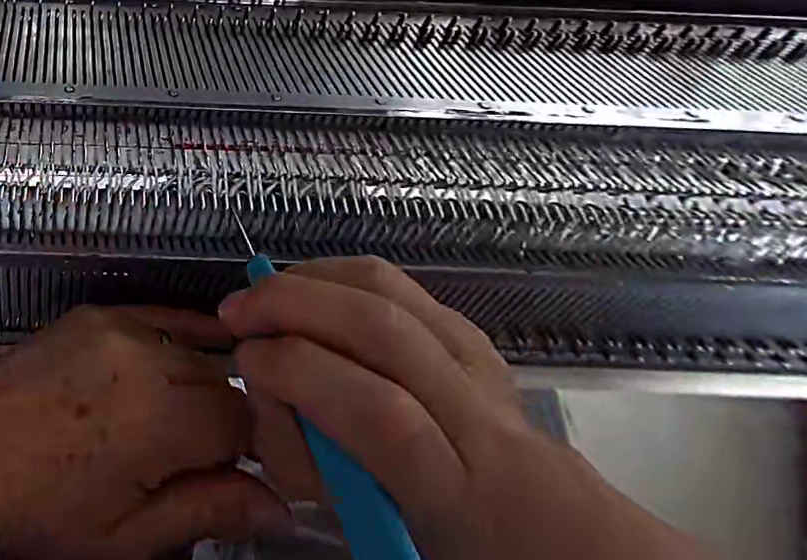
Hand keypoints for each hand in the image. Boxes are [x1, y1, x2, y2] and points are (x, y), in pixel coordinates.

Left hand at [0, 305, 286, 558]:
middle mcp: (146, 358)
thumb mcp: (127, 537)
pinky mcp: (96, 314)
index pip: (245, 424)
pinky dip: (188, 330)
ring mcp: (118, 328)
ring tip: (194, 417)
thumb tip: (277, 509)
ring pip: (195, 350)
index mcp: (161, 419)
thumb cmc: (31, 512)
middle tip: (221, 455)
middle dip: (229, 420)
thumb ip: (209, 511)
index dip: (255, 452)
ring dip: (204, 381)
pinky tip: (209, 337)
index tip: (254, 471)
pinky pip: (162, 314)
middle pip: (222, 382)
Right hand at [222, 257, 705, 559]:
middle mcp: (480, 414)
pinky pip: (402, 287)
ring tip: (267, 289)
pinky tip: (313, 286)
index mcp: (466, 493)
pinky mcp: (474, 337)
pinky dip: (344, 274)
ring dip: (315, 277)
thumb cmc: (467, 552)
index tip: (246, 363)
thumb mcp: (383, 534)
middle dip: (295, 304)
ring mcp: (481, 363)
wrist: (569, 545)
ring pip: (394, 290)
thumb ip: (317, 466)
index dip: (302, 375)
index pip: (381, 414)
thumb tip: (268, 390)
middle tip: (238, 309)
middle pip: (383, 328)